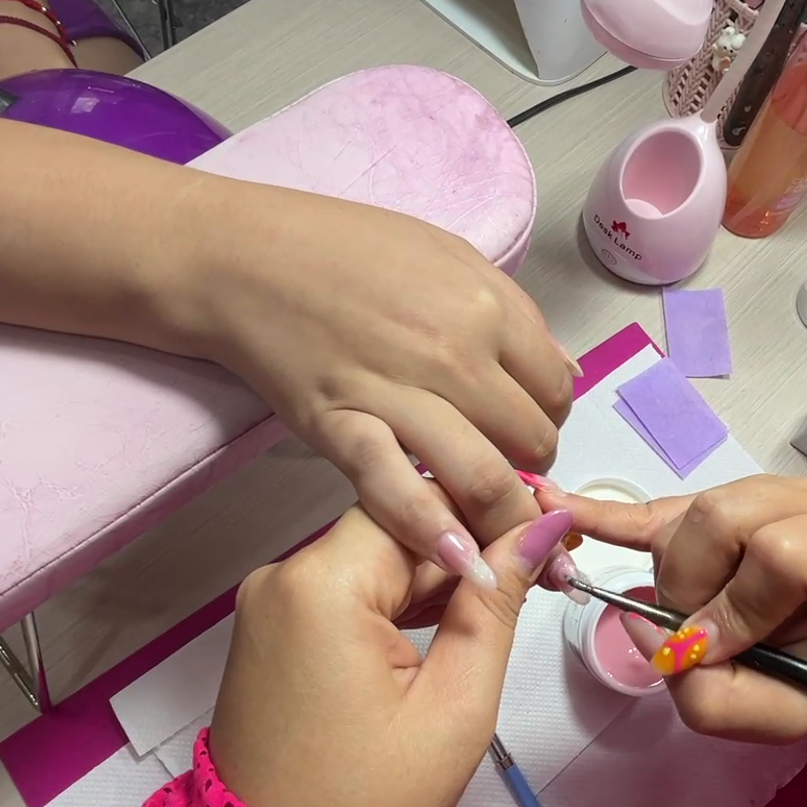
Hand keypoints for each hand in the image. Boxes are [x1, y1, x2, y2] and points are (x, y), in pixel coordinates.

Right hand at [200, 188, 576, 591]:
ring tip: (494, 523)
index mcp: (487, 306)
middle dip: (532, 469)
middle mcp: (455, 355)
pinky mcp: (343, 429)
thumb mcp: (449, 255)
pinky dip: (433, 532)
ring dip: (501, 512)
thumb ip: (514, 315)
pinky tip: (456, 558)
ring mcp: (398, 396)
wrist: (242, 256)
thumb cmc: (345, 247)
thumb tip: (564, 371)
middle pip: (532, 442)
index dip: (550, 419)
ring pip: (484, 478)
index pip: (556, 392)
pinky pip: (399, 491)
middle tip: (508, 470)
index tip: (529, 428)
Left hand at [207, 504, 574, 806]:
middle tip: (543, 570)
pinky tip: (452, 614)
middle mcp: (284, 575)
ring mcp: (275, 599)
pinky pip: (354, 586)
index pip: (419, 504)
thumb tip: (541, 526)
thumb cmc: (368, 804)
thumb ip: (497, 601)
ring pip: (379, 553)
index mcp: (321, 585)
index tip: (549, 536)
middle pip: (398, 525)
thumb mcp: (456, 703)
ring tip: (507, 596)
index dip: (490, 514)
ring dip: (442, 572)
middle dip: (472, 547)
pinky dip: (403, 595)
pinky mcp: (279, 624)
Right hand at [537, 475, 806, 744]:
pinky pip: (647, 508)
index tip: (714, 649)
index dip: (737, 609)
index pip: (781, 556)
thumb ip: (718, 698)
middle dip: (689, 590)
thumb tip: (644, 628)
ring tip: (689, 609)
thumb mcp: (792, 713)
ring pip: (684, 516)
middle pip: (718, 522)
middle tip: (695, 633)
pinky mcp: (706, 499)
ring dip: (670, 574)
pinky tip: (552, 502)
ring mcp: (757, 487)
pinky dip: (600, 514)